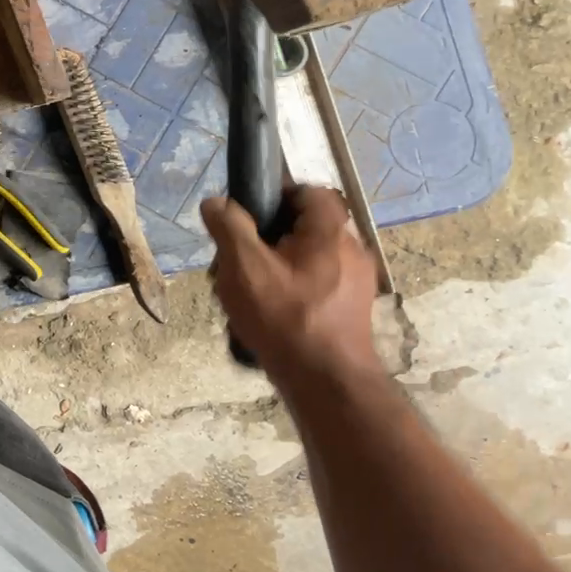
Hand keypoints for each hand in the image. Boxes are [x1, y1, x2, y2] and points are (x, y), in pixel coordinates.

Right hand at [200, 186, 380, 386]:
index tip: (246, 213)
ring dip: (272, 261)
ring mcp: (353, 280)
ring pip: (305, 253)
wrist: (325, 379)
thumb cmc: (284, 316)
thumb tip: (217, 202)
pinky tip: (264, 306)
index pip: (312, 192)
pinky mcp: (348, 304)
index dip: (278, 194)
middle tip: (235, 255)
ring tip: (244, 286)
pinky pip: (313, 278)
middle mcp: (351, 251)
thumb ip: (229, 226)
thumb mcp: (243, 265)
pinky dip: (287, 282)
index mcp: (330, 235)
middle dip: (265, 234)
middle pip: (304, 224)